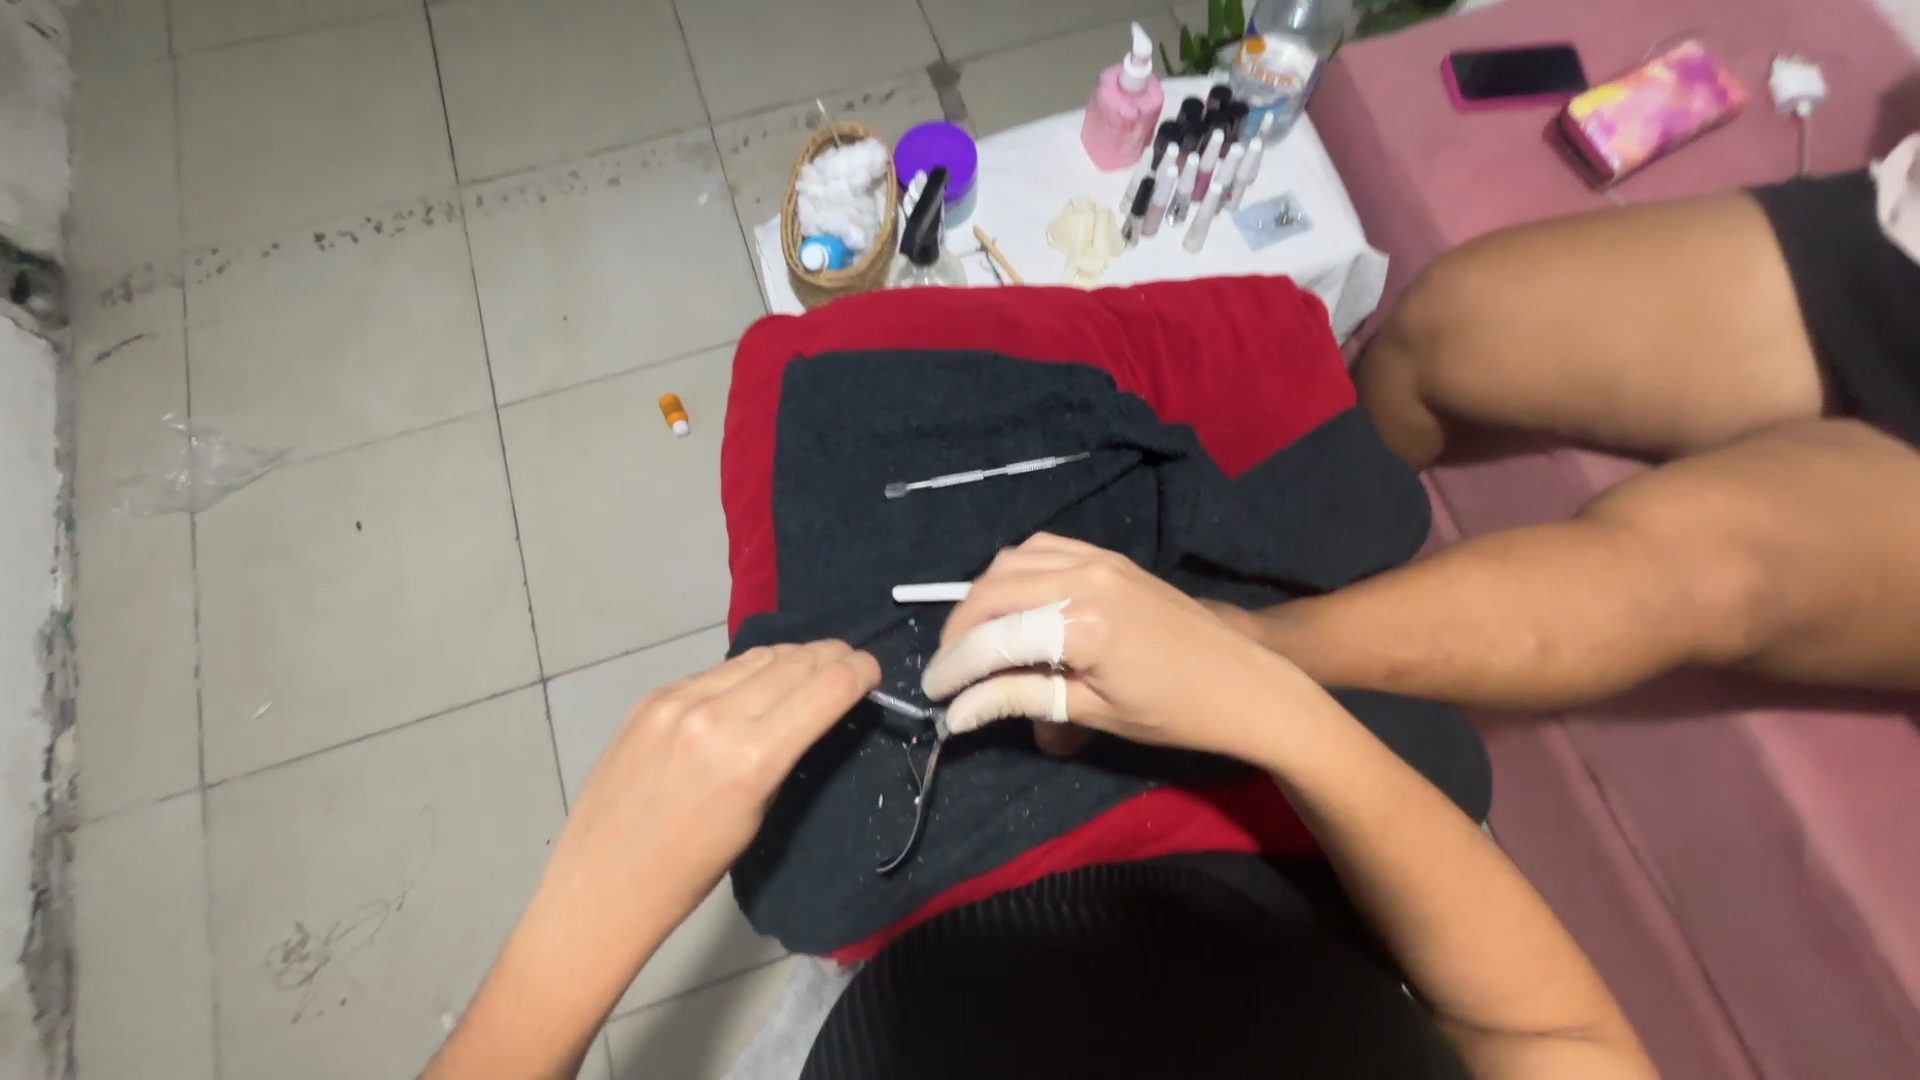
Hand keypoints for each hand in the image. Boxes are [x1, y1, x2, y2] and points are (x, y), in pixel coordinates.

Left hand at [548, 641, 879, 944]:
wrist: (599, 886)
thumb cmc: (691, 870)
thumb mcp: (759, 813)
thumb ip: (789, 750)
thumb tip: (816, 706)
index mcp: (752, 756)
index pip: (827, 687)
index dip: (860, 671)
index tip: (872, 671)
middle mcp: (715, 715)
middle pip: (795, 660)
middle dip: (831, 656)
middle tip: (850, 661)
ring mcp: (677, 700)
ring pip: (756, 656)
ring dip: (793, 657)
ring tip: (810, 664)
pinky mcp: (651, 696)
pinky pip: (716, 670)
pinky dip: (747, 672)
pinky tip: (753, 685)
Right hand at [923, 534, 1327, 759]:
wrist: (1247, 683)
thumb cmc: (1175, 713)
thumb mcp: (1093, 713)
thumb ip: (1020, 698)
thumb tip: (957, 711)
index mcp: (1083, 624)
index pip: (994, 639)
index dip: (954, 667)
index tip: (933, 693)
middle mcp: (1085, 577)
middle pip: (992, 589)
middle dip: (959, 629)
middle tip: (950, 667)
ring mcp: (1099, 559)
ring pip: (1013, 559)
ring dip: (983, 595)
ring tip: (979, 636)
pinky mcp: (1110, 556)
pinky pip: (1044, 547)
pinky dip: (1016, 570)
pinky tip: (1016, 601)